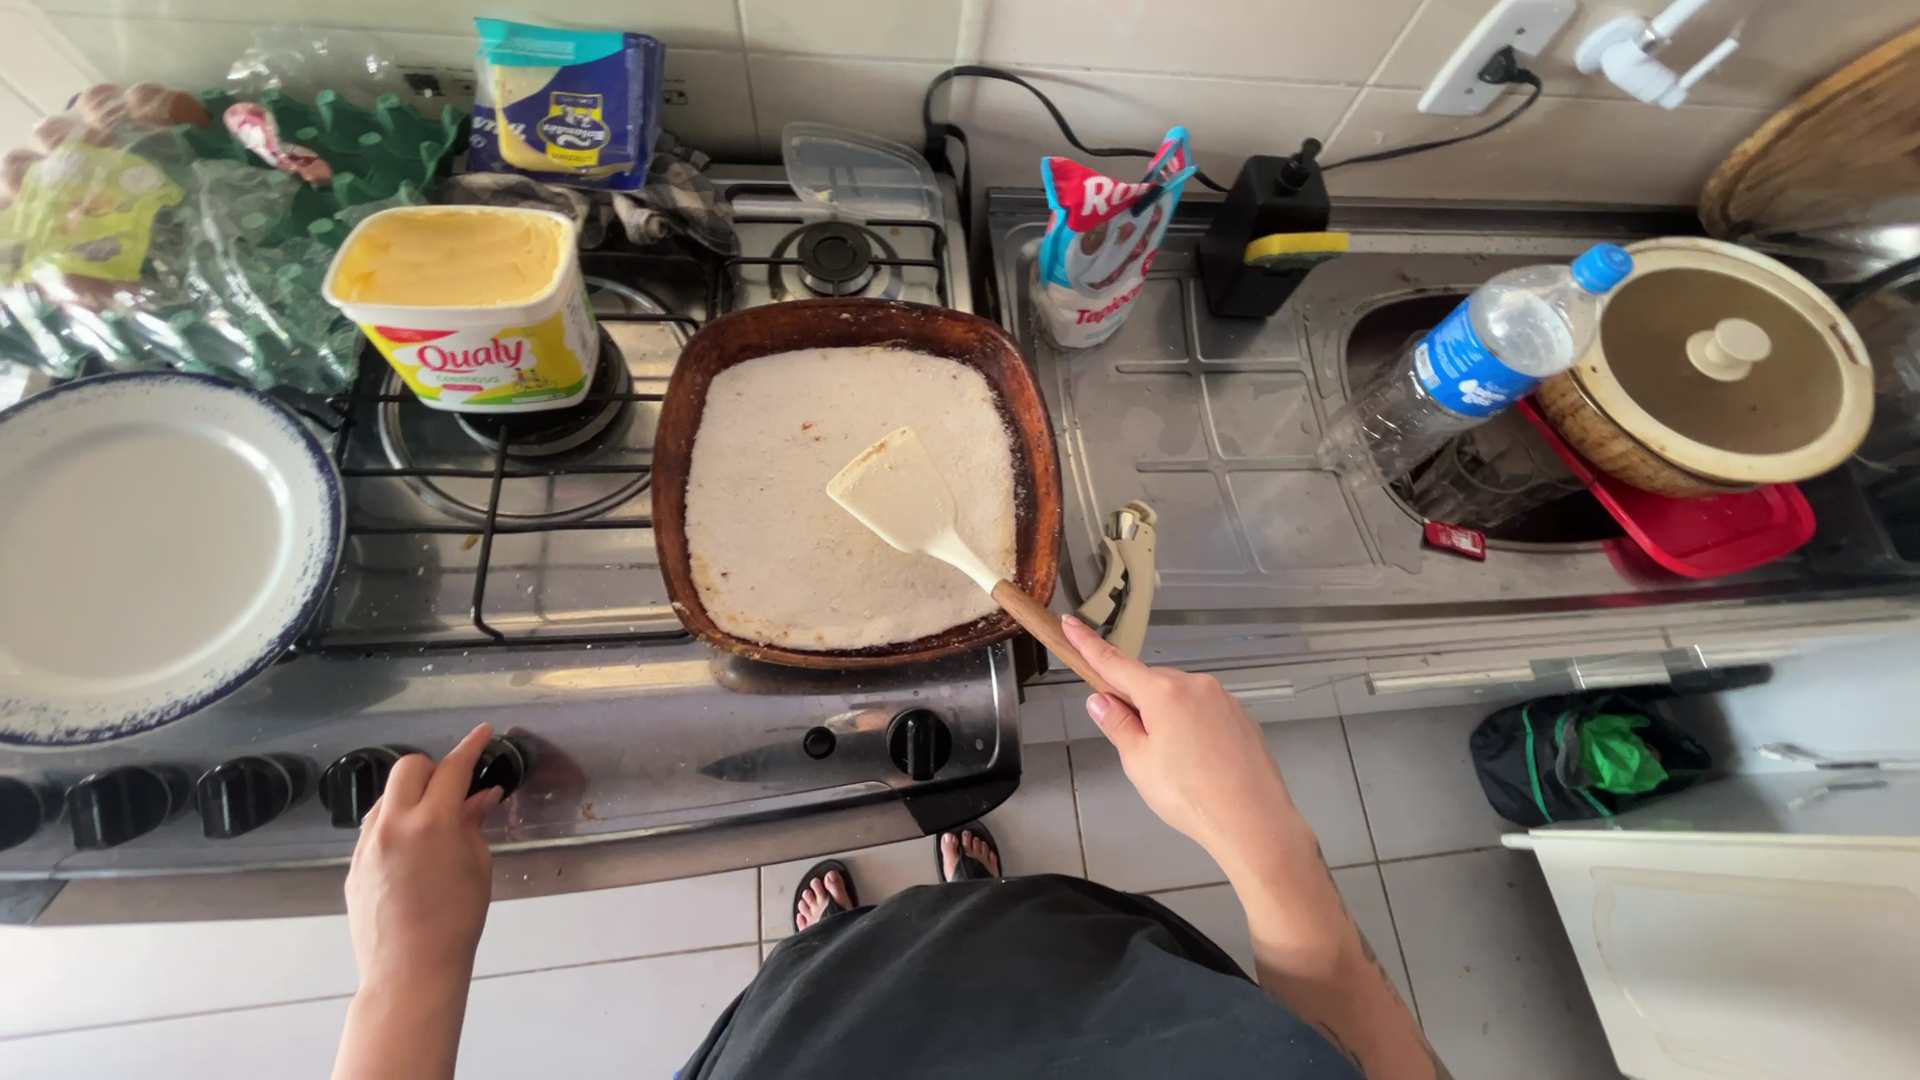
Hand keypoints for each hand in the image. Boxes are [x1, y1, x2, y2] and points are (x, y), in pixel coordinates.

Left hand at [345, 723, 502, 990]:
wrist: (411, 967)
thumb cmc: (459, 914)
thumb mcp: (477, 863)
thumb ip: (473, 822)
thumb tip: (481, 796)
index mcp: (432, 822)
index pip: (453, 768)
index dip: (471, 746)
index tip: (483, 733)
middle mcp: (393, 825)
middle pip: (407, 768)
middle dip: (433, 767)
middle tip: (455, 786)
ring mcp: (367, 846)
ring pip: (386, 797)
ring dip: (412, 795)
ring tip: (435, 820)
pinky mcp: (353, 866)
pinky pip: (375, 827)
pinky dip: (396, 822)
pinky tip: (414, 847)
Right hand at [1063, 618, 1306, 878]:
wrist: (1255, 823)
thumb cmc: (1187, 795)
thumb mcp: (1138, 762)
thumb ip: (1118, 725)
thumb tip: (1101, 699)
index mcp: (1163, 692)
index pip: (1114, 662)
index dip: (1087, 643)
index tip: (1069, 622)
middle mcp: (1194, 684)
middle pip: (1150, 682)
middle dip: (1137, 702)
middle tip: (1138, 745)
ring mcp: (1223, 699)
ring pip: (1179, 697)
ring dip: (1167, 715)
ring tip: (1176, 763)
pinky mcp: (1242, 717)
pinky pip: (1205, 711)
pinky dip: (1193, 726)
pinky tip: (1200, 762)